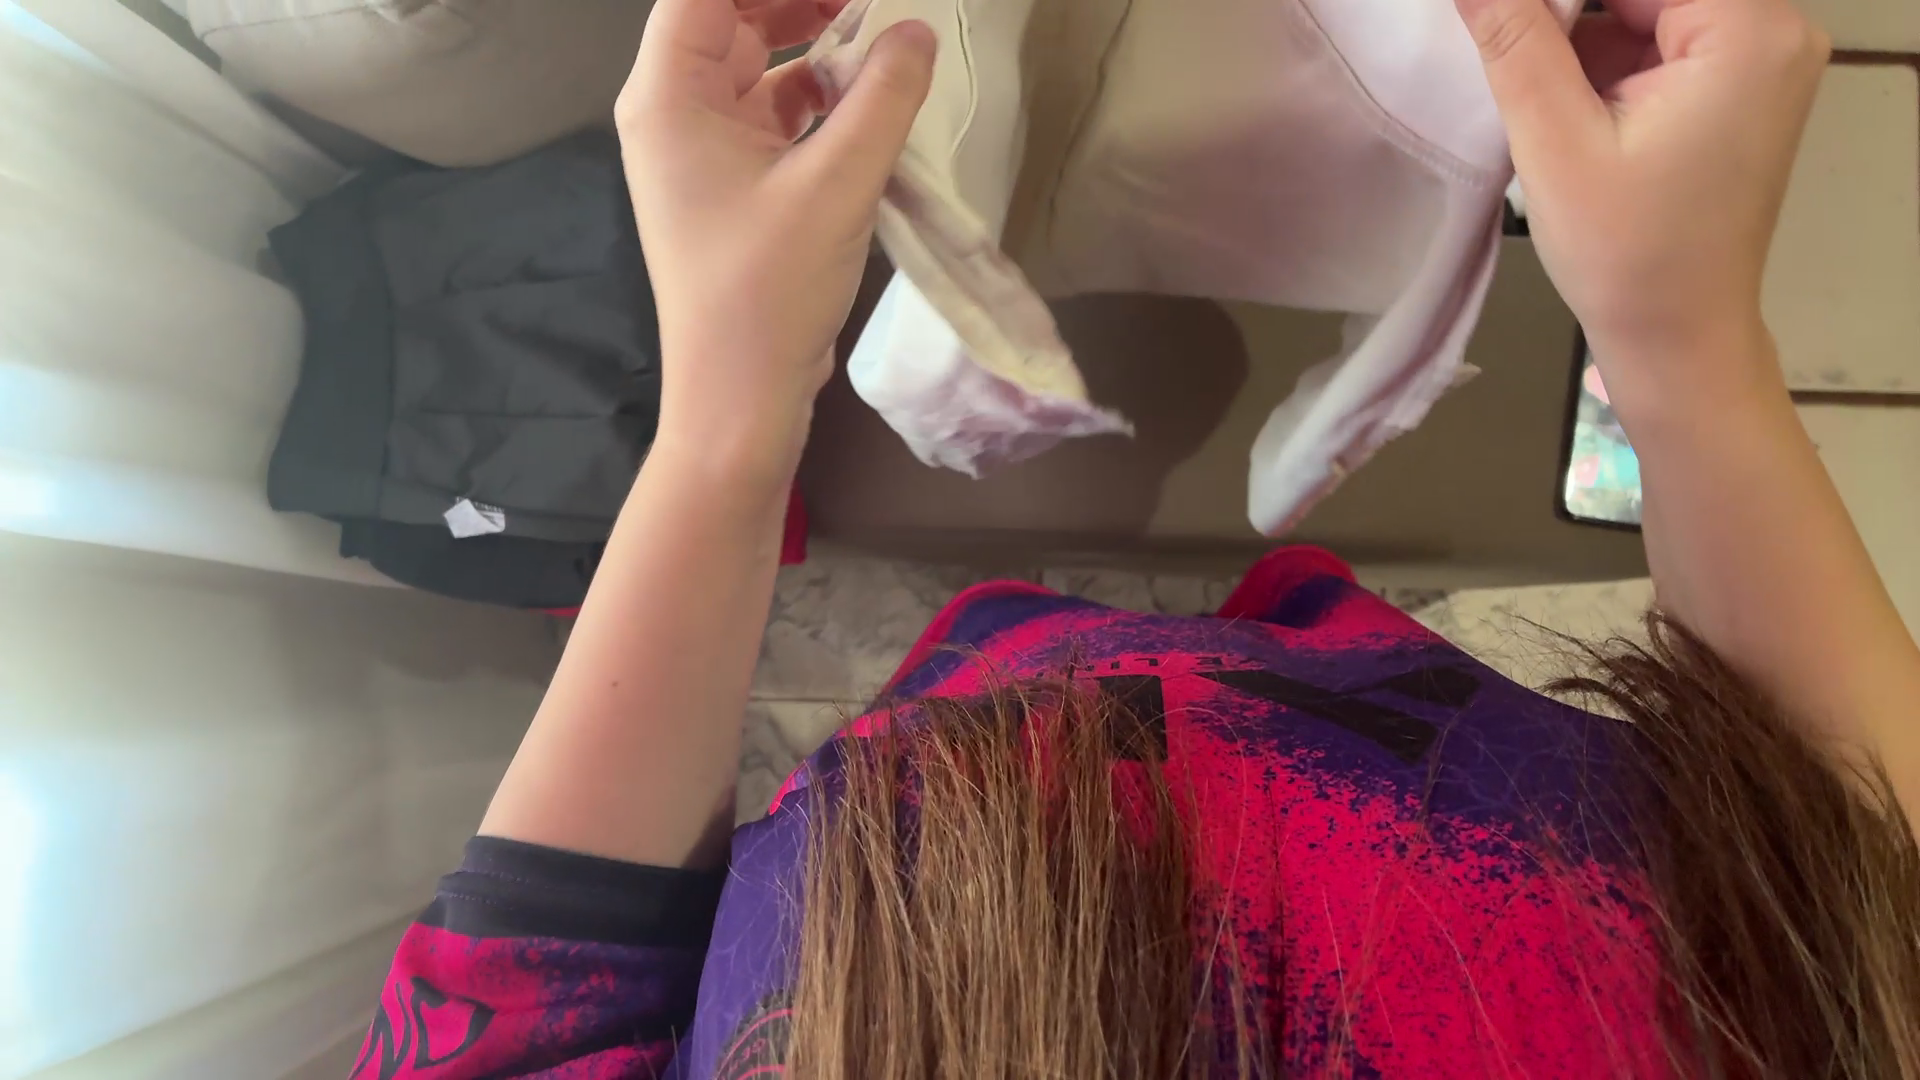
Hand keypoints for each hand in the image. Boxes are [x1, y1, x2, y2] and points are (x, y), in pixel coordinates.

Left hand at [616, 0, 935, 470]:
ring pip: (756, 78)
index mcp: (668, 96)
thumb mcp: (834, 187)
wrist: (741, 397)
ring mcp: (703, 162)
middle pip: (730, 22)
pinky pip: (773, 130)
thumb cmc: (770, 290)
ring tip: (877, 50)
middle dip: (801, 3)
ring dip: (813, 58)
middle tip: (870, 6)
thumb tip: (918, 34)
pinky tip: (861, 116)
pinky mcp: (734, 200)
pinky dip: (815, 114)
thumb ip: (881, 101)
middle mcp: (675, 118)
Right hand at [1456, 0, 1828, 407]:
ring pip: (1650, 25)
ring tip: (1542, 118)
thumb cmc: (1619, 246)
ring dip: (1581, 55)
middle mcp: (1775, 32)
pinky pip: (1661, 61)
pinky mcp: (1735, 102)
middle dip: (1568, 24)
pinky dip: (1605, 78)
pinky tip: (1565, 122)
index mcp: (1748, 30)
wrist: (1672, 328)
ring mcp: (1758, 69)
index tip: (1502, 23)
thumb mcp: (1555, 146)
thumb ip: (1519, 53)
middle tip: (1508, 68)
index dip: (1557, 1)